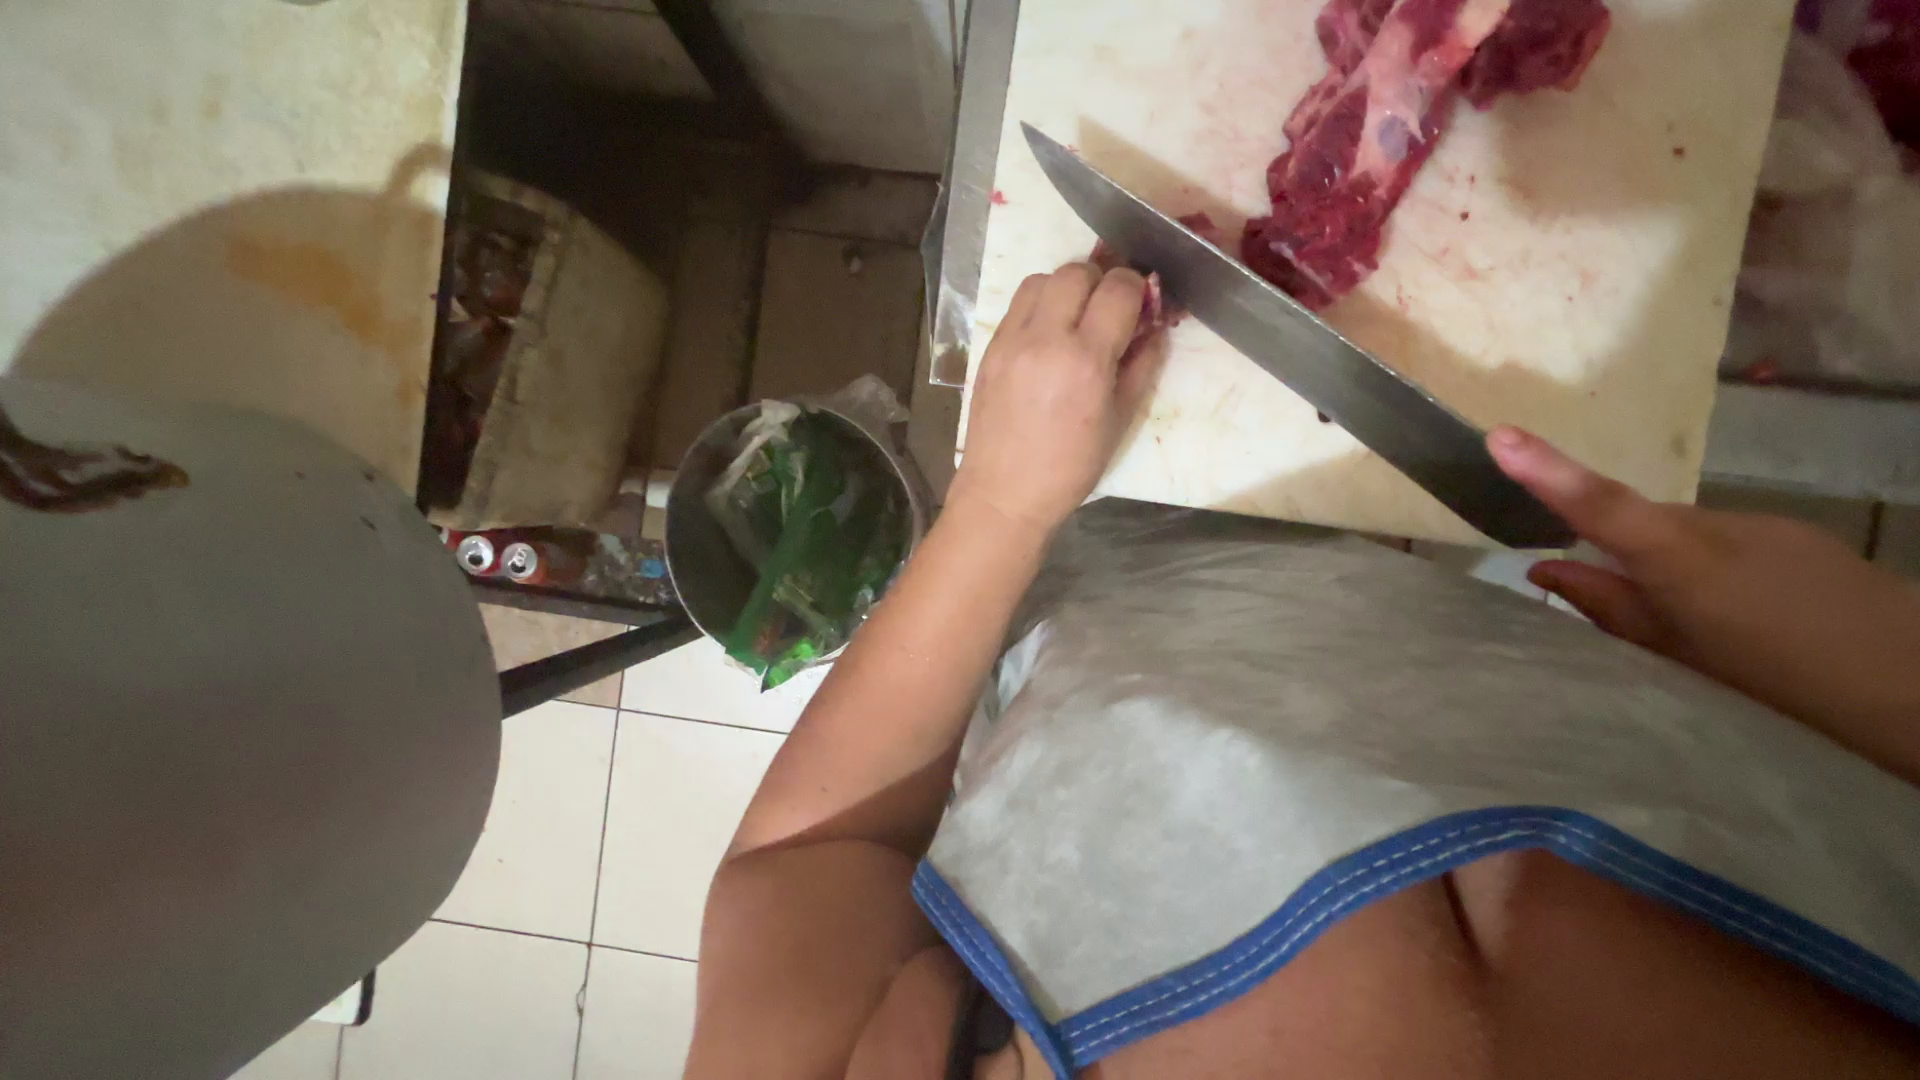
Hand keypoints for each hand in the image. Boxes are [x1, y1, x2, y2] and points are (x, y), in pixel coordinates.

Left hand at [949, 262, 1162, 534]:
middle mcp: (1044, 339)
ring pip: (1041, 278)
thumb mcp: (1120, 419)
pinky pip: (1017, 304)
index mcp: (1085, 360)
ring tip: (1075, 319)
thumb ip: (1141, 364)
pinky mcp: (989, 348)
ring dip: (1066, 287)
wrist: (1004, 493)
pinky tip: (1048, 336)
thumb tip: (1154, 325)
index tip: (1140, 306)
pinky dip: (1038, 306)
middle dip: (1101, 281)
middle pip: (1077, 271)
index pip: (1118, 288)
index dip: (1136, 288)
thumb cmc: (1070, 467)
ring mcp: (1010, 341)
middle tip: (1108, 310)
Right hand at [1488, 426, 1919, 784]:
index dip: (1547, 470)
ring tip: (1689, 621)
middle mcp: (1718, 526)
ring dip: (1666, 563)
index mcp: (1680, 560)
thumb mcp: (1674, 653)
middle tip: (1607, 595)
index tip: (1501, 435)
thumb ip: (1605, 604)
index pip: (1598, 504)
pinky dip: (1708, 567)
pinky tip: (1739, 614)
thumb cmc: (1776, 683)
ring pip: (1681, 532)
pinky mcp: (1798, 536)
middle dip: (1614, 546)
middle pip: (1638, 519)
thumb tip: (1543, 568)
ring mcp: (1765, 526)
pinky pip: (1723, 541)